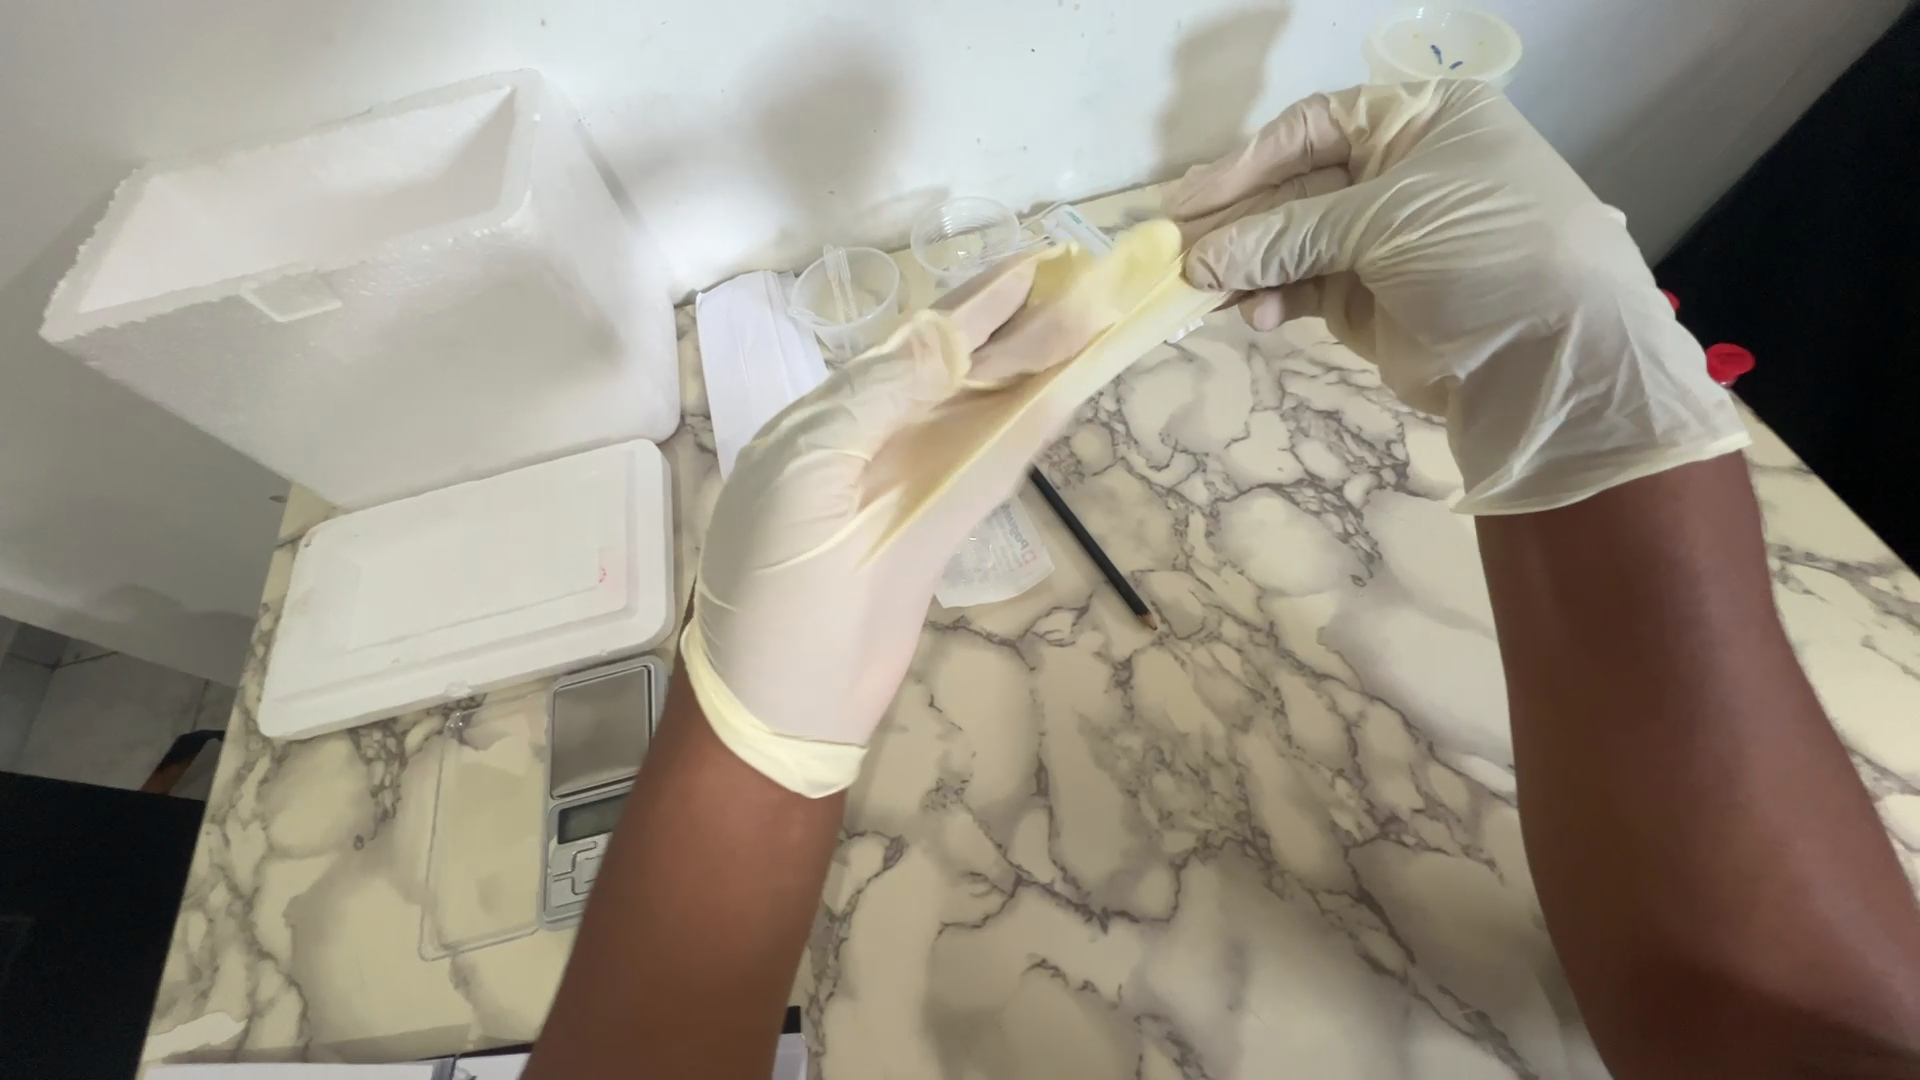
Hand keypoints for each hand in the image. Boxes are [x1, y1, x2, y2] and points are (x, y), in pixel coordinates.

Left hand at [682, 252, 1111, 796]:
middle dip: (1016, 327)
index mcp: (830, 415)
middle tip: (1081, 283)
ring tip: (1088, 325)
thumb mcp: (804, 473)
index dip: (974, 304)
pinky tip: (1065, 395)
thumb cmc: (775, 583)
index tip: (1032, 266)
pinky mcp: (942, 526)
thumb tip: (943, 339)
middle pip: (957, 370)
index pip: (913, 343)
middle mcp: (876, 438)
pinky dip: (1028, 430)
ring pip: (982, 411)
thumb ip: (873, 400)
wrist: (787, 694)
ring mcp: (914, 482)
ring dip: (1032, 371)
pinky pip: (993, 465)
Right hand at [1165, 79, 1748, 513]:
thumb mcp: (1386, 221)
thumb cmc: (1483, 251)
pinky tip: (1256, 316)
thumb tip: (1200, 260)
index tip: (1189, 200)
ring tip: (1203, 292)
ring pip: (1284, 246)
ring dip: (1245, 268)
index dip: (1246, 162)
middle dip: (1235, 223)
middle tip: (1176, 252)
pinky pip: (1295, 289)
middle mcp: (1390, 175)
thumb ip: (1286, 235)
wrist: (1543, 357)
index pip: (1311, 128)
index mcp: (1416, 122)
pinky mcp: (1357, 298)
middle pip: (1288, 190)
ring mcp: (1371, 241)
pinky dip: (1271, 301)